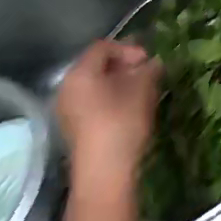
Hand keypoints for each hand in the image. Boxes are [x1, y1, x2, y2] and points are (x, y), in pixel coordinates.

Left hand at [56, 41, 162, 179]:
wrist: (103, 173)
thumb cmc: (122, 124)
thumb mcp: (142, 92)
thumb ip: (149, 70)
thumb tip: (154, 62)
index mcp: (80, 72)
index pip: (102, 47)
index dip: (128, 49)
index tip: (149, 61)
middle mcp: (66, 87)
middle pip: (95, 66)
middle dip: (123, 67)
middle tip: (147, 75)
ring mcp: (66, 109)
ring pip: (94, 86)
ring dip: (118, 85)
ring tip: (141, 94)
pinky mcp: (73, 128)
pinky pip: (91, 103)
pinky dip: (109, 100)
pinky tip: (128, 112)